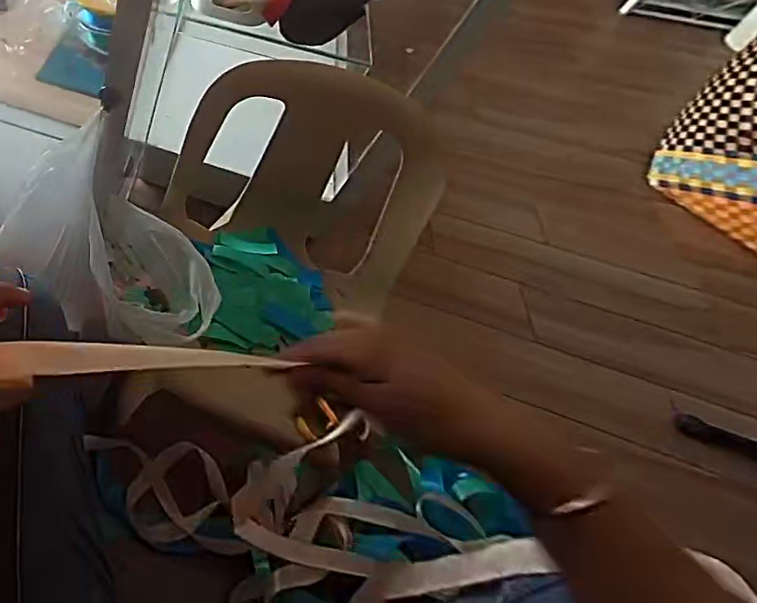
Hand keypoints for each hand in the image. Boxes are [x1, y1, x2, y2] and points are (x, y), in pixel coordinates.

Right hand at [281, 315, 532, 469]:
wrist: (490, 428)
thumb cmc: (429, 422)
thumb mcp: (374, 407)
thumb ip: (331, 384)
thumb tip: (293, 373)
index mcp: (363, 341)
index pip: (313, 345)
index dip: (288, 359)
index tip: (266, 374)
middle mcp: (373, 328)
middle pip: (326, 338)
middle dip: (307, 359)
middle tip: (295, 386)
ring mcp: (390, 333)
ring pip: (343, 336)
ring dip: (328, 355)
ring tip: (321, 382)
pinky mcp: (403, 343)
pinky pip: (361, 339)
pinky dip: (347, 353)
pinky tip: (350, 374)